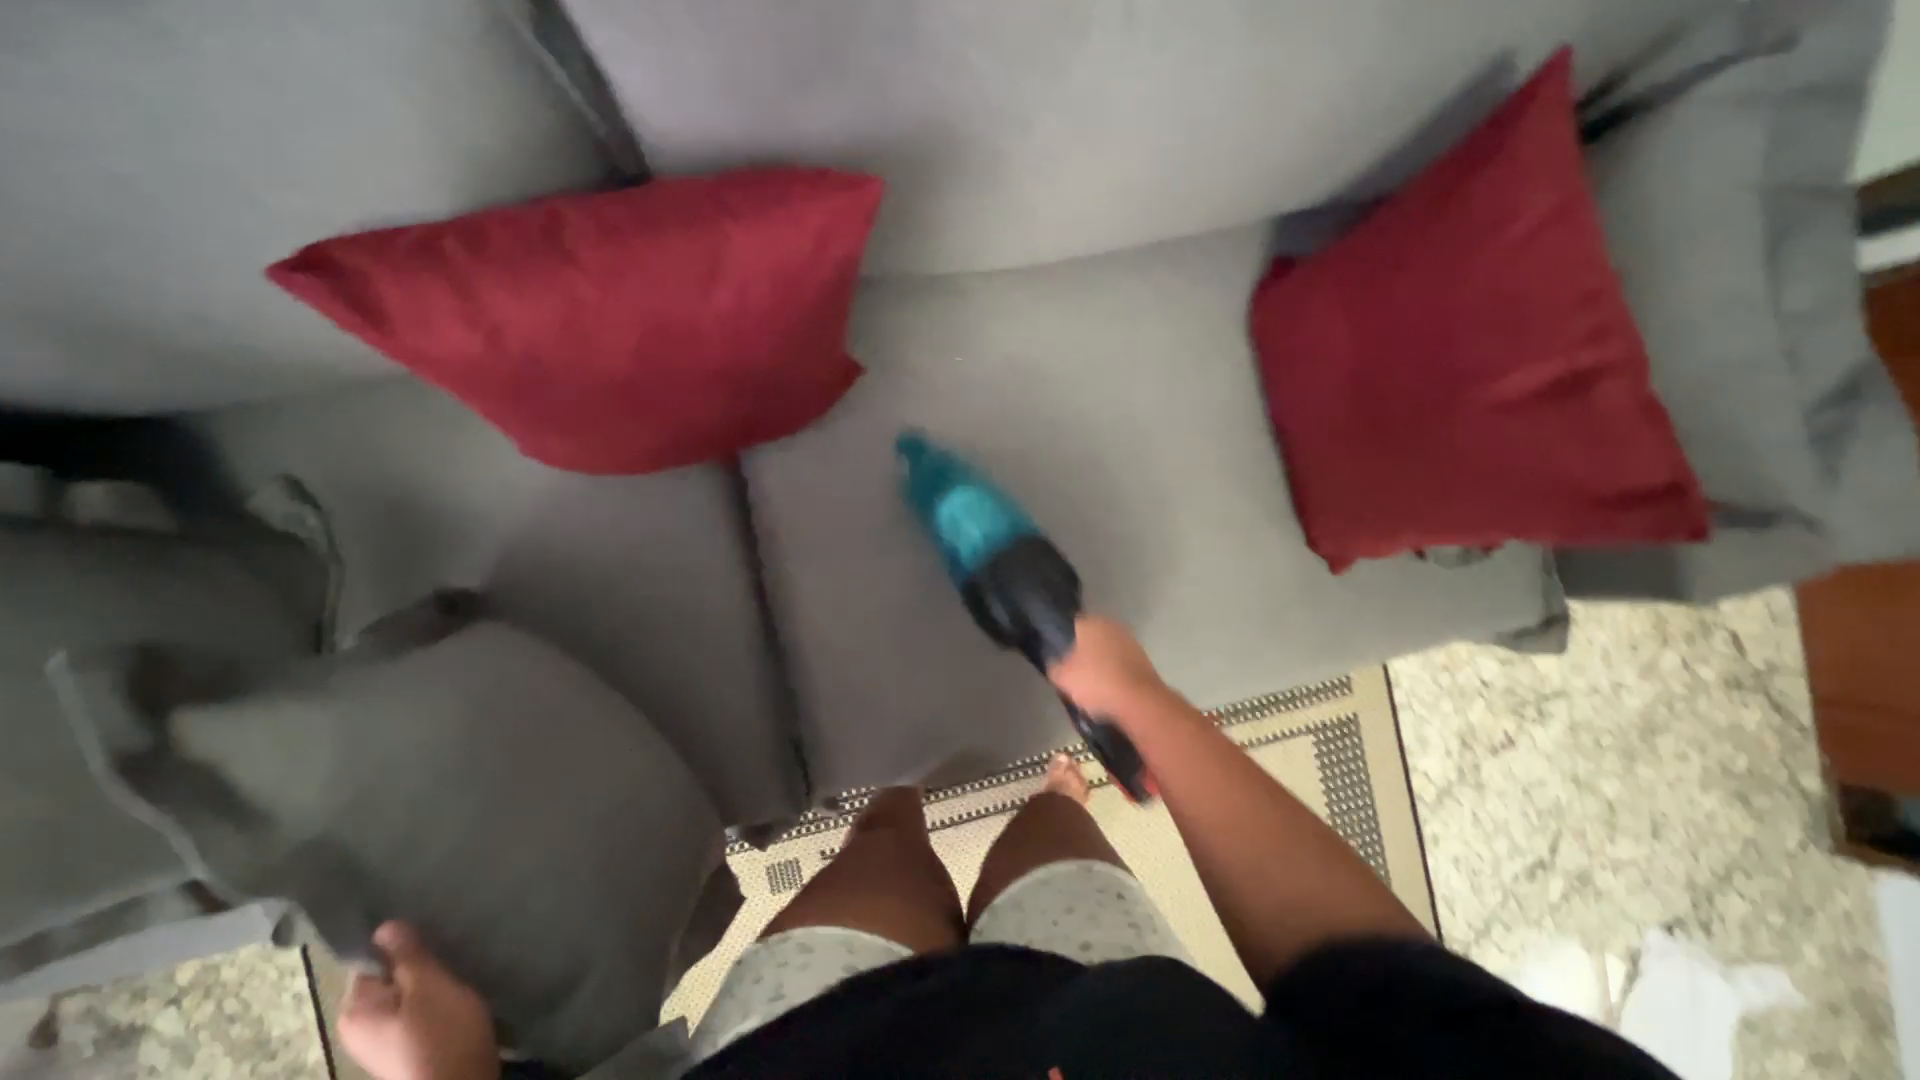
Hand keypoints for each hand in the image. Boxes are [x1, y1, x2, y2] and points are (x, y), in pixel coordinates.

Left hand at [339, 922, 498, 1079]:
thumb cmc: (443, 1036)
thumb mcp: (430, 987)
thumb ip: (407, 957)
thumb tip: (384, 927)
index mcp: (355, 1008)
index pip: (371, 960)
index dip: (402, 947)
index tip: (433, 943)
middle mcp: (357, 1026)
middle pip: (386, 978)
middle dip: (417, 967)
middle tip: (449, 963)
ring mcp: (377, 1043)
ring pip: (402, 996)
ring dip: (427, 986)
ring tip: (455, 983)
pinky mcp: (400, 1052)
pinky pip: (411, 1014)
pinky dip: (430, 1006)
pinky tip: (452, 1007)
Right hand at [1047, 615, 1173, 718]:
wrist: (1139, 701)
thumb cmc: (1096, 682)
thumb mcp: (1063, 678)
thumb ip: (1055, 667)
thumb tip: (1056, 663)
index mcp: (1090, 623)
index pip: (1071, 625)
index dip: (1064, 641)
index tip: (1061, 658)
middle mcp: (1111, 625)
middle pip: (1092, 638)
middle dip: (1084, 652)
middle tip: (1076, 673)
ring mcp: (1131, 641)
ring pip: (1108, 650)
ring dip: (1102, 663)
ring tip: (1094, 685)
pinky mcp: (1144, 658)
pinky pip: (1122, 664)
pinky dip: (1116, 673)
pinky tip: (1111, 690)